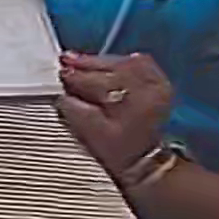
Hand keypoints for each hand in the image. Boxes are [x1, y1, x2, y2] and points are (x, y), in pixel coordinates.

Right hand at [56, 51, 173, 176]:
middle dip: (88, 63)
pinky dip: (120, 61)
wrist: (143, 160)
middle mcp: (150, 87)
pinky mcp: (159, 83)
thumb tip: (62, 95)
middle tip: (65, 58)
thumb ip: (77, 112)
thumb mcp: (92, 135)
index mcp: (134, 101)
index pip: (101, 82)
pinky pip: (141, 64)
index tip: (59, 72)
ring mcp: (158, 84)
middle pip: (115, 67)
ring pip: (127, 63)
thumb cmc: (115, 151)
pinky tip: (105, 63)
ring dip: (101, 60)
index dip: (78, 77)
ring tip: (78, 59)